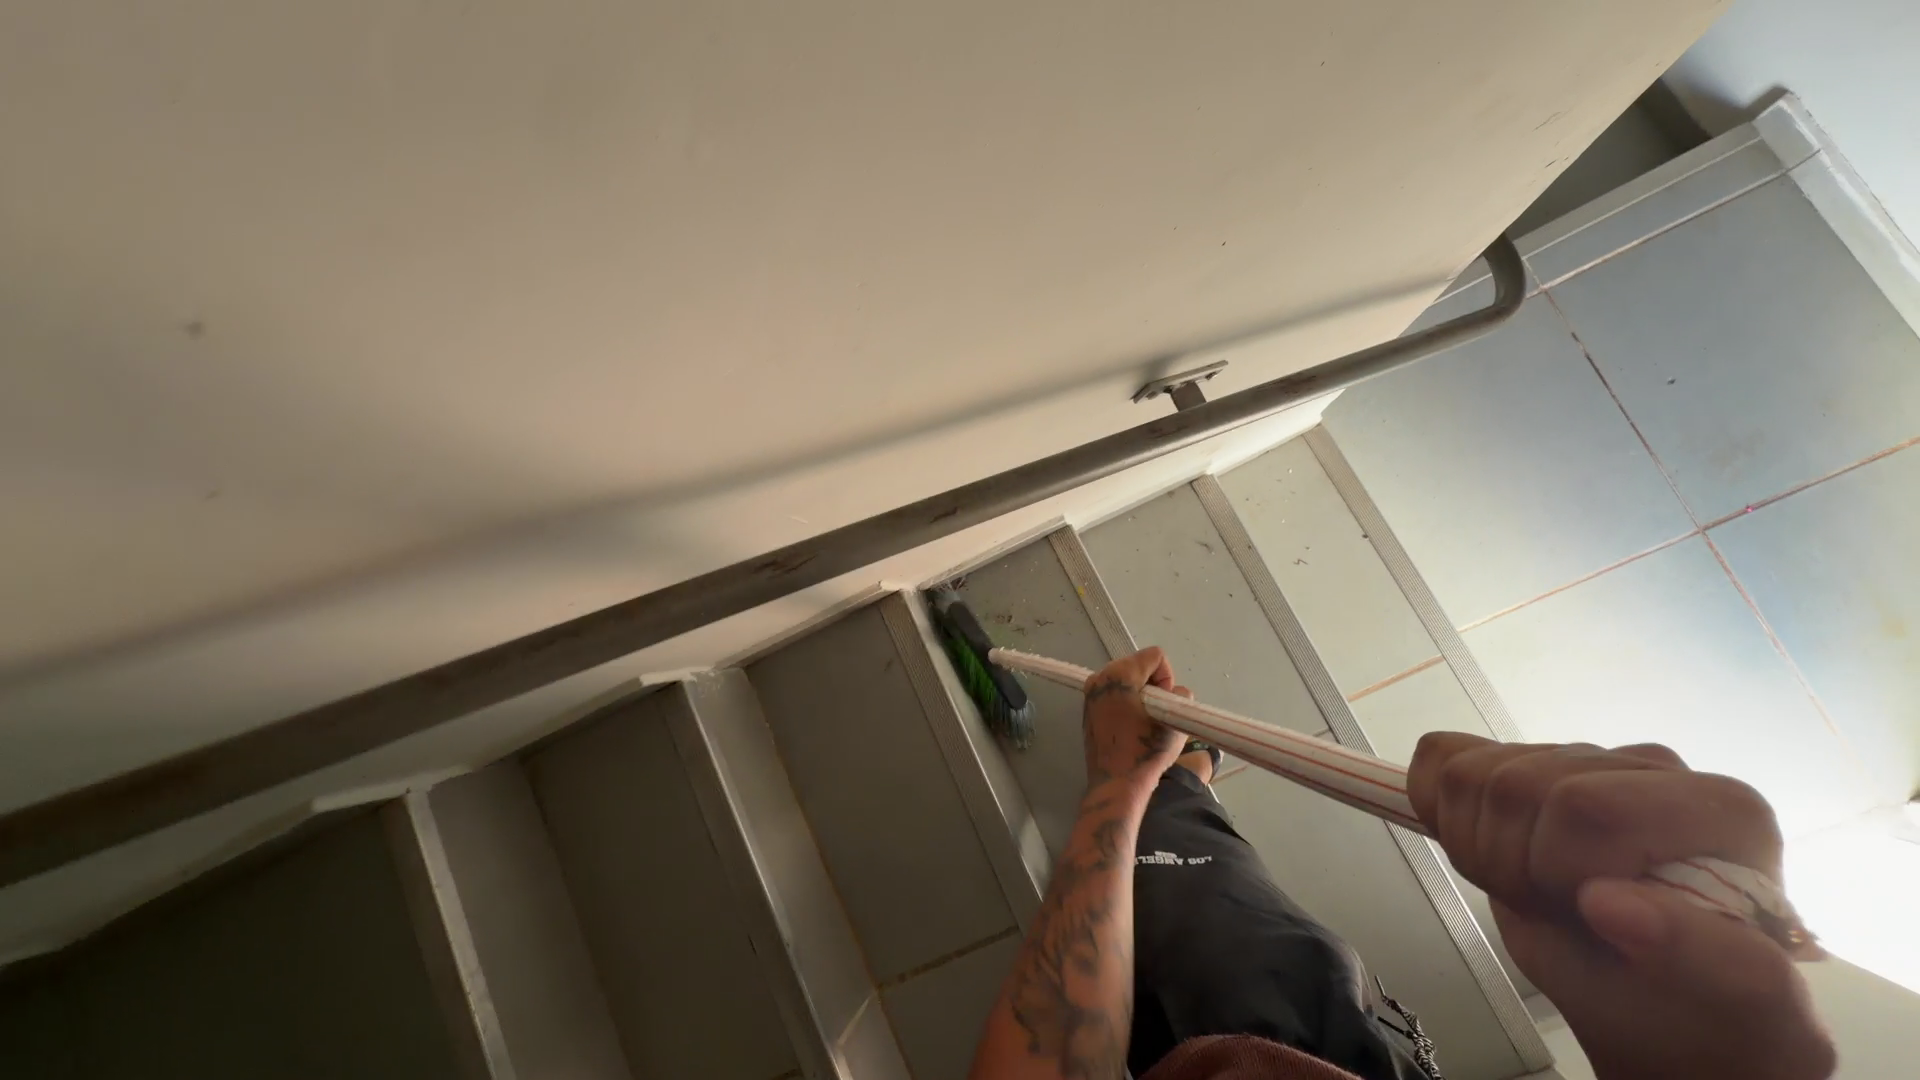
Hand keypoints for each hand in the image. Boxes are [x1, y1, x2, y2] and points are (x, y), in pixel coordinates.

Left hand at [1081, 647, 1187, 792]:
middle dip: (1153, 684)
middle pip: (1138, 664)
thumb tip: (1173, 693)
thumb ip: (1179, 697)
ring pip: (1126, 678)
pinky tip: (1131, 725)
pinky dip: (1125, 701)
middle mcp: (1100, 676)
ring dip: (1140, 693)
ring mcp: (1090, 691)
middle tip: (1157, 713)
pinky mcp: (1087, 706)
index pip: (1155, 656)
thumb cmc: (1146, 750)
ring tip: (1145, 722)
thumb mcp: (1174, 720)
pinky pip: (1114, 692)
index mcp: (1120, 673)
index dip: (1167, 677)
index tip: (1165, 702)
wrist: (1116, 781)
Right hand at [1408, 734, 1832, 1079]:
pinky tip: (1480, 841)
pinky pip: (1441, 754)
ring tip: (1524, 885)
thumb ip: (1700, 952)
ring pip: (1465, 770)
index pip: (1585, 803)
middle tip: (1549, 908)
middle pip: (1513, 783)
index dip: (1555, 866)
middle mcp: (1643, 764)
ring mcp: (1570, 757)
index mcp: (1716, 806)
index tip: (1588, 918)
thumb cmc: (1692, 997)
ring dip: (1472, 844)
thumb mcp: (1728, 997)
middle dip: (1508, 862)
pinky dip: (1434, 804)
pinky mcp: (1515, 758)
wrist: (1645, 994)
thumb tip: (1608, 903)